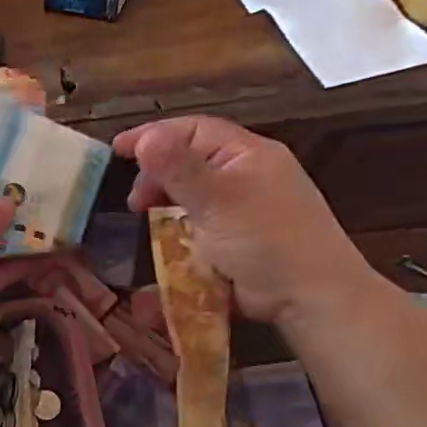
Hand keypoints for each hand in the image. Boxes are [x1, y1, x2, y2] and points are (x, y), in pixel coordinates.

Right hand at [114, 116, 380, 325]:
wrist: (308, 296)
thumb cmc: (266, 240)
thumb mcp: (217, 200)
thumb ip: (179, 169)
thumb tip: (146, 138)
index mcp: (247, 154)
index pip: (193, 130)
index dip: (153, 135)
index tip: (117, 150)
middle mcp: (245, 175)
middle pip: (189, 163)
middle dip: (156, 176)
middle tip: (136, 201)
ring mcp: (242, 210)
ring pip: (191, 196)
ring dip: (164, 205)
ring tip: (146, 220)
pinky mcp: (236, 241)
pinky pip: (198, 227)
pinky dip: (177, 231)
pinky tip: (164, 243)